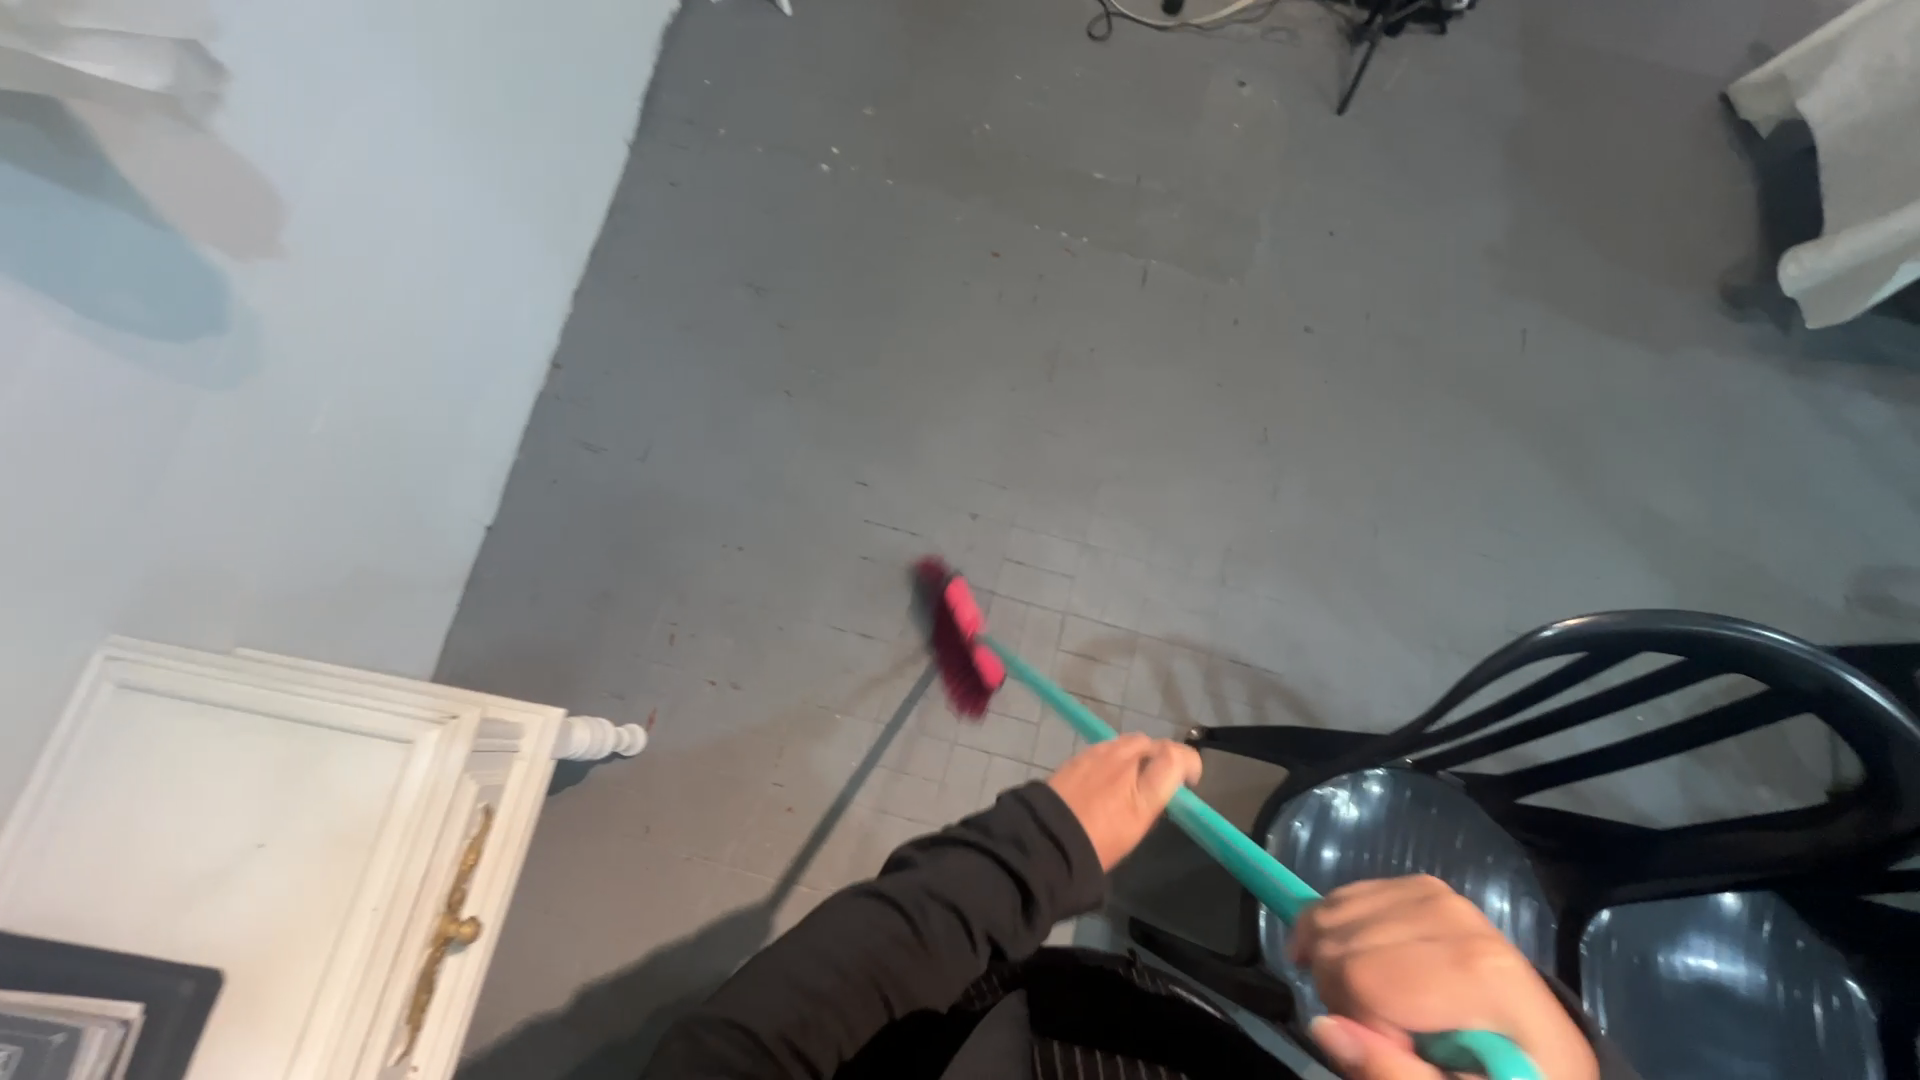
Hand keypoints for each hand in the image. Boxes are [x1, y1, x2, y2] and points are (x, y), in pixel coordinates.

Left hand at [1046, 734, 1201, 869]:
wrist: (1046, 840)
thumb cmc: (1095, 848)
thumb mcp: (1134, 833)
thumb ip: (1150, 806)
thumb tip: (1156, 793)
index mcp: (1143, 792)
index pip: (1176, 757)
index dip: (1189, 761)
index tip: (1188, 778)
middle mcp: (1124, 766)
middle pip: (1152, 743)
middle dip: (1160, 755)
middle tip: (1156, 775)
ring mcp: (1099, 756)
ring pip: (1128, 741)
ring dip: (1136, 753)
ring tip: (1130, 775)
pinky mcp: (1079, 755)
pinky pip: (1106, 747)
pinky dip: (1113, 756)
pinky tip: (1106, 775)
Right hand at [1290, 875, 1597, 1079]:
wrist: (1544, 1054)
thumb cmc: (1506, 1079)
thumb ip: (1396, 1076)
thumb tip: (1324, 1026)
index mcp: (1481, 974)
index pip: (1362, 975)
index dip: (1357, 1019)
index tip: (1393, 1049)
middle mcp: (1456, 918)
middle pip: (1342, 940)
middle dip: (1338, 990)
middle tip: (1376, 1029)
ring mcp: (1439, 896)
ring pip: (1334, 913)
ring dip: (1330, 958)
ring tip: (1366, 998)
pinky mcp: (1423, 889)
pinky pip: (1346, 896)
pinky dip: (1332, 927)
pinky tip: (1349, 958)